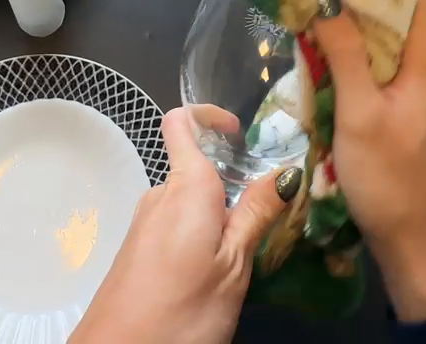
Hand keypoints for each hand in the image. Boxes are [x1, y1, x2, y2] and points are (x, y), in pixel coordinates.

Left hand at [72, 106, 291, 343]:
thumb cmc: (182, 311)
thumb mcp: (233, 265)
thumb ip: (256, 213)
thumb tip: (287, 170)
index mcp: (186, 186)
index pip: (181, 121)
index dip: (209, 114)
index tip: (238, 133)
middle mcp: (161, 193)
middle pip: (194, 166)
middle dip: (228, 181)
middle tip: (263, 211)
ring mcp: (145, 221)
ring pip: (187, 199)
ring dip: (216, 212)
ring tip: (245, 248)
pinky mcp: (137, 248)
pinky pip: (174, 222)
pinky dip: (198, 232)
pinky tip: (213, 269)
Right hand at [310, 0, 425, 320]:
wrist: (414, 245)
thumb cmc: (393, 179)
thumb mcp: (361, 112)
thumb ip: (343, 49)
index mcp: (424, 52)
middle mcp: (419, 56)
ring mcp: (405, 77)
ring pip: (379, 22)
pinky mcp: (388, 96)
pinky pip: (367, 50)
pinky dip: (344, 32)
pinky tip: (313, 26)